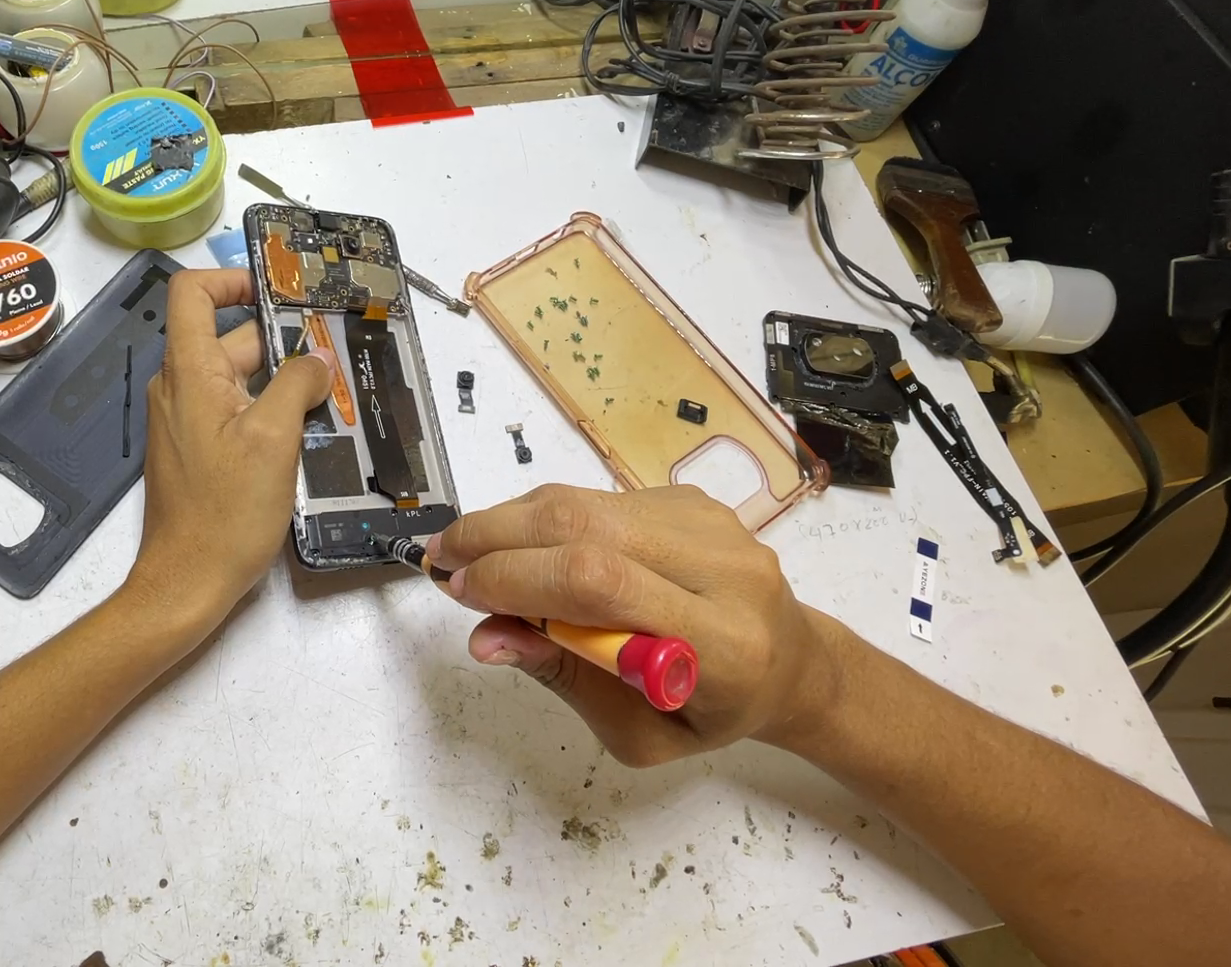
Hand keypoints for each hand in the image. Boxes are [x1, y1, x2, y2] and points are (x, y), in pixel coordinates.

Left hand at [128, 269, 334, 632]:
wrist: (187, 582)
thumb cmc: (226, 509)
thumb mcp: (272, 440)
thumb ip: (297, 386)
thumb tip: (317, 361)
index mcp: (189, 372)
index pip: (193, 293)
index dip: (231, 279)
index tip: (278, 293)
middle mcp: (182, 387)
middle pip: (231, 339)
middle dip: (283, 341)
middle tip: (337, 353)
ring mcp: (189, 420)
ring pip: (241, 379)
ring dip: (284, 381)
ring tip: (335, 394)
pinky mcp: (201, 449)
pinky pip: (237, 411)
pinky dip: (271, 410)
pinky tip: (310, 429)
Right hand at [427, 484, 846, 765]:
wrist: (789, 662)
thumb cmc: (711, 713)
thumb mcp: (637, 730)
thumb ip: (561, 675)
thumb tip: (484, 636)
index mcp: (721, 644)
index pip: (599, 585)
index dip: (515, 578)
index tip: (456, 589)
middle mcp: (722, 567)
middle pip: (583, 527)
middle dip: (494, 535)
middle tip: (441, 555)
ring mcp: (709, 523)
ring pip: (581, 503)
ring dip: (508, 520)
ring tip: (465, 546)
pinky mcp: (691, 500)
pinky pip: (594, 500)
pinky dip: (542, 519)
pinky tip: (521, 544)